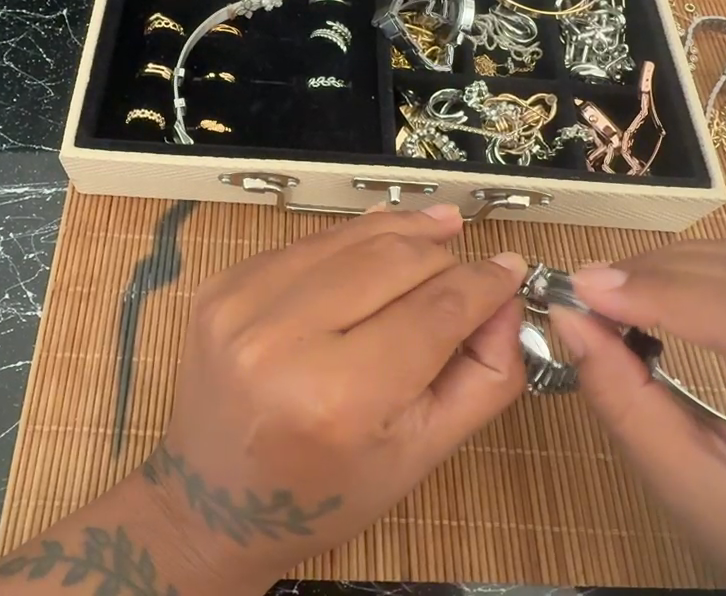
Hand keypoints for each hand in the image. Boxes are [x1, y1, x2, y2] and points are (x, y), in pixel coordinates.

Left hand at [140, 204, 528, 588]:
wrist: (214, 501)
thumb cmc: (324, 492)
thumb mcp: (420, 455)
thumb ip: (483, 379)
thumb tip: (507, 301)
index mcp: (338, 399)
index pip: (434, 312)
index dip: (483, 284)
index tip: (511, 269)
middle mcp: (281, 340)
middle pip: (391, 260)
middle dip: (443, 253)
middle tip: (472, 258)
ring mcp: (241, 305)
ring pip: (347, 238)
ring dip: (400, 231)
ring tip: (439, 225)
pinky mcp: (221, 285)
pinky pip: (305, 245)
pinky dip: (348, 243)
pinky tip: (375, 247)